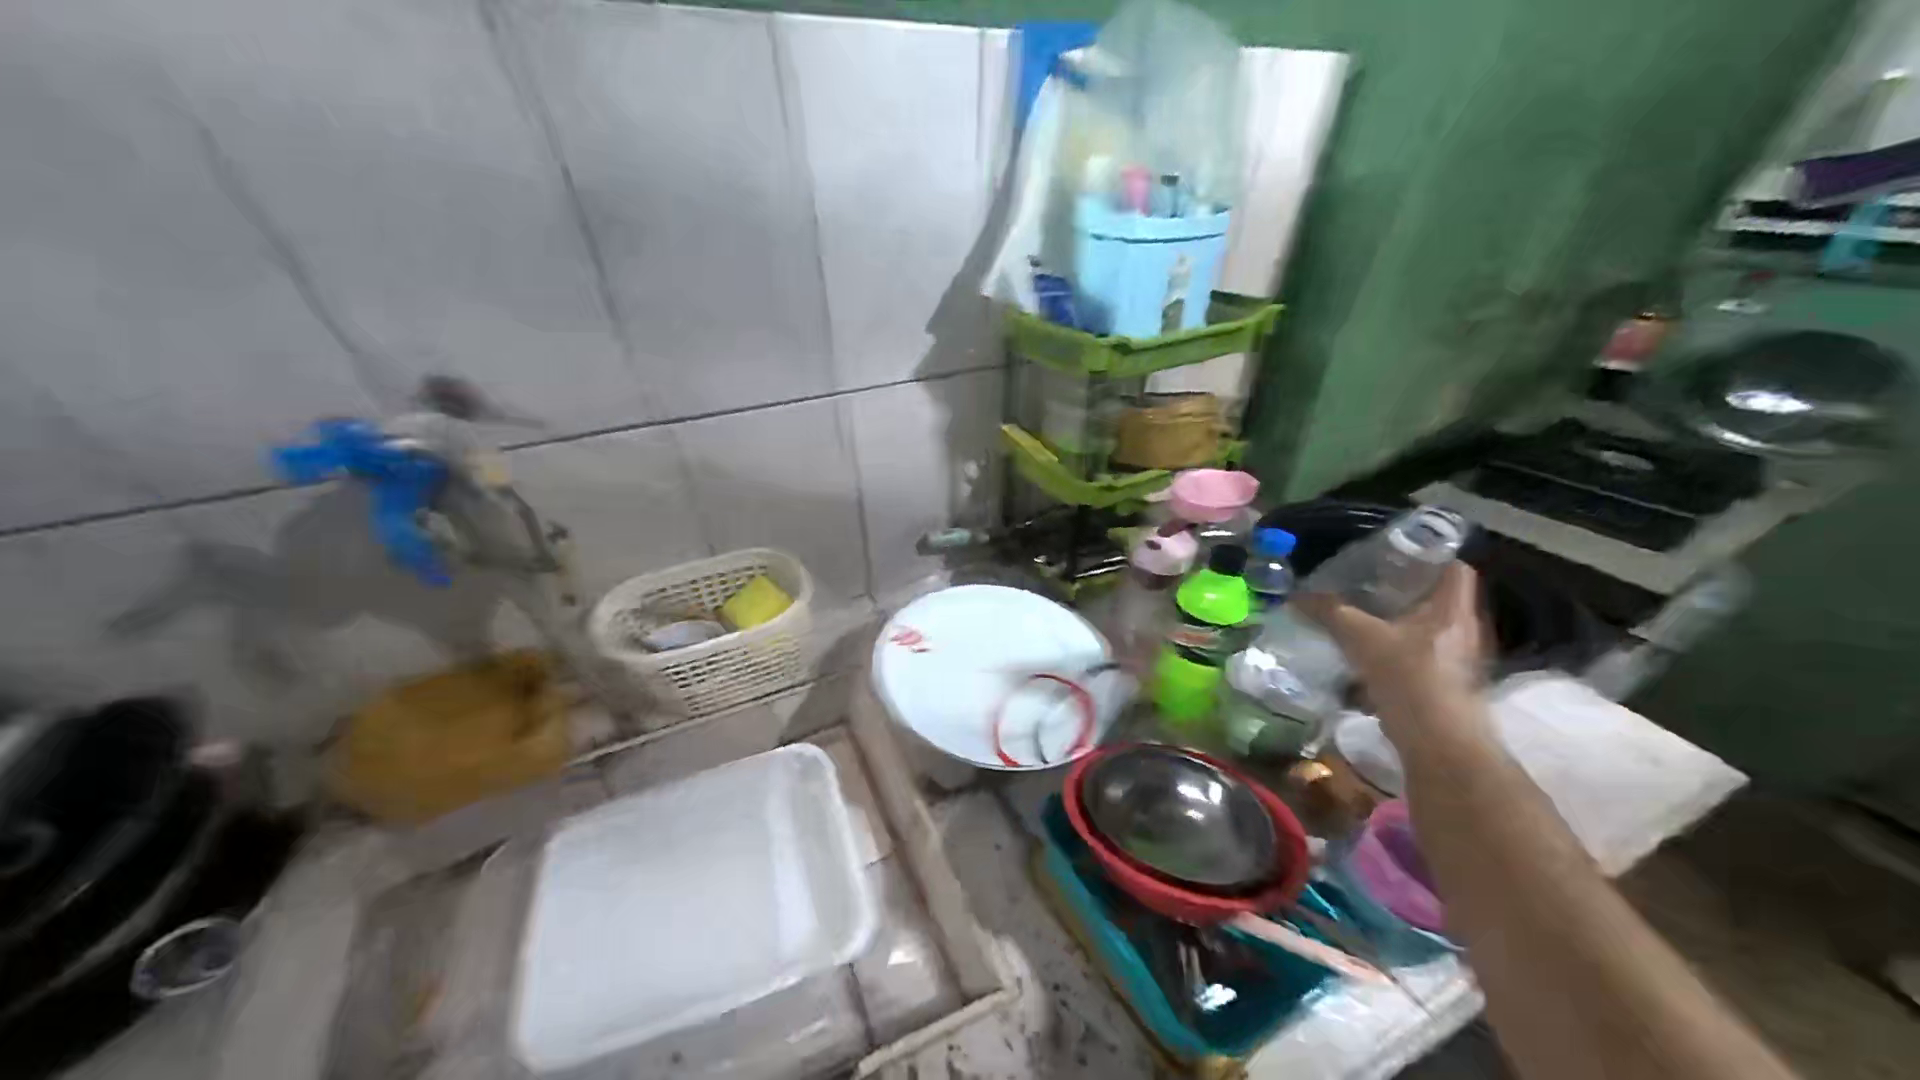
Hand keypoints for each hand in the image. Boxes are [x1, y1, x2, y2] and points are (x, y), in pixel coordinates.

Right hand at [1294, 562, 1488, 721]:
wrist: (1438, 743)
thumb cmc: (1410, 678)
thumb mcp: (1361, 638)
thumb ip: (1331, 612)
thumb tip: (1298, 595)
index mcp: (1453, 609)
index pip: (1455, 568)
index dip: (1430, 556)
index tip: (1395, 555)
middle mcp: (1464, 630)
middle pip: (1440, 598)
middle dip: (1406, 591)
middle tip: (1370, 584)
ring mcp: (1459, 659)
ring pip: (1429, 628)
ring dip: (1400, 623)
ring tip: (1365, 617)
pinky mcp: (1446, 684)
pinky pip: (1422, 655)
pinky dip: (1399, 651)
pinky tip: (1370, 655)